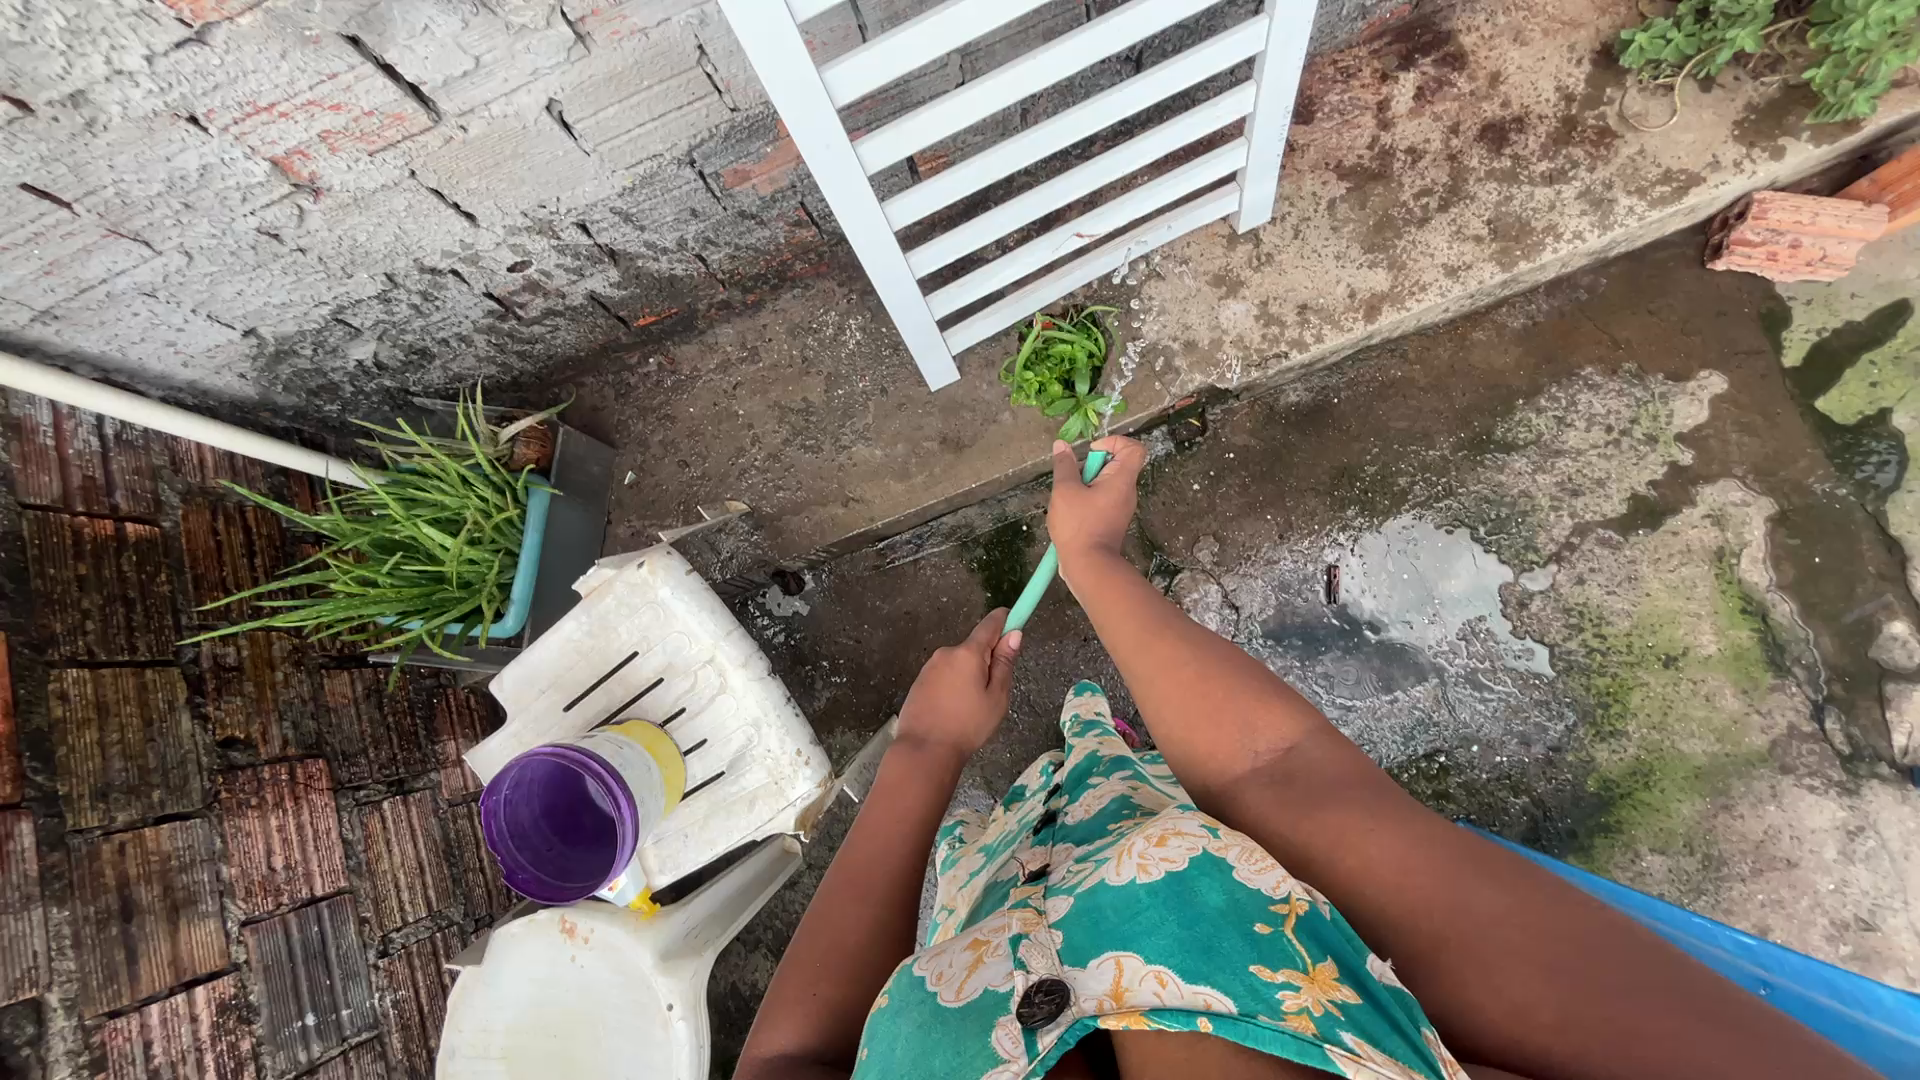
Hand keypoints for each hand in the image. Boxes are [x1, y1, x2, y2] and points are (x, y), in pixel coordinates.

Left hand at [896, 608, 1021, 762]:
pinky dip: (953, 687)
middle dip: (987, 661)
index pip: (990, 624)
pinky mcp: (919, 682)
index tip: (1016, 625)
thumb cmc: (968, 725)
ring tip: (970, 709)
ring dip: (968, 676)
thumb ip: (1005, 663)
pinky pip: (944, 676)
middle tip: (992, 692)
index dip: (1006, 621)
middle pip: (974, 647)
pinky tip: (953, 711)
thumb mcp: (996, 696)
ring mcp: (929, 667)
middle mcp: (946, 652)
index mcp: (968, 653)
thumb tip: (1014, 634)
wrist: (924, 749)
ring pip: (959, 664)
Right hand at [1047, 435, 1146, 570]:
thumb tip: (1061, 445)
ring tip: (1068, 497)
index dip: (1114, 441)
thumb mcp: (1065, 491)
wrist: (1088, 565)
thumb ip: (1064, 465)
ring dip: (1085, 483)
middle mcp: (1126, 491)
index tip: (1092, 451)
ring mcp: (1121, 506)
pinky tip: (1070, 511)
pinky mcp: (1112, 519)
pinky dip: (1086, 498)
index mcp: (1122, 479)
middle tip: (1073, 478)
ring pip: (1105, 482)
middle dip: (1090, 465)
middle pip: (1115, 463)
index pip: (1134, 448)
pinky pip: (1101, 498)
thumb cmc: (1078, 526)